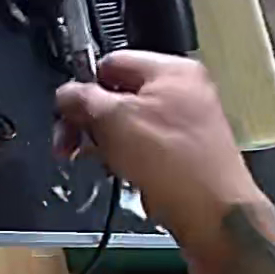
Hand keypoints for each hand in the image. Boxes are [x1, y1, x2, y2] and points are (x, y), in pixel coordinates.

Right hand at [55, 51, 268, 240]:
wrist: (210, 210)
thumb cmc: (171, 161)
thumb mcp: (113, 120)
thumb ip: (82, 99)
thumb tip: (64, 94)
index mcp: (169, 70)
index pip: (111, 63)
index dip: (84, 88)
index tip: (67, 115)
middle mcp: (182, 91)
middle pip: (117, 95)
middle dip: (90, 121)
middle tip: (71, 144)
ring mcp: (184, 122)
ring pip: (127, 123)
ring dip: (105, 142)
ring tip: (103, 161)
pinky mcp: (183, 151)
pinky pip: (142, 146)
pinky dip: (125, 157)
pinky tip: (121, 172)